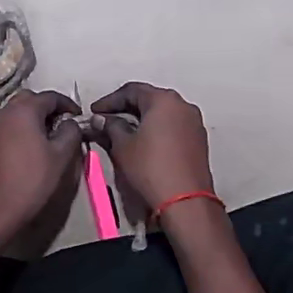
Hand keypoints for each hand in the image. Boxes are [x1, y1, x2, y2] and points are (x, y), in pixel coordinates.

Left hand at [0, 90, 84, 232]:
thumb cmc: (33, 178)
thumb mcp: (61, 155)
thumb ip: (70, 131)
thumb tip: (70, 122)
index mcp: (24, 110)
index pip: (50, 96)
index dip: (68, 104)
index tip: (78, 116)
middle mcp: (5, 112)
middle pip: (30, 99)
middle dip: (48, 107)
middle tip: (62, 123)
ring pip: (16, 111)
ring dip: (33, 117)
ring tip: (49, 136)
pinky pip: (8, 125)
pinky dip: (21, 128)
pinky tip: (31, 146)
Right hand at [90, 82, 214, 212]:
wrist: (185, 201)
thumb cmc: (150, 168)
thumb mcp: (123, 146)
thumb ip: (110, 127)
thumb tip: (101, 119)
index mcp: (164, 100)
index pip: (132, 90)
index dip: (109, 100)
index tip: (94, 112)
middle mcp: (183, 105)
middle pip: (149, 100)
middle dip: (126, 109)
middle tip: (106, 120)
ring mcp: (194, 123)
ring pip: (162, 114)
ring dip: (141, 120)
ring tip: (122, 133)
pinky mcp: (198, 140)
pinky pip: (172, 127)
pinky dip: (156, 130)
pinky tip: (143, 143)